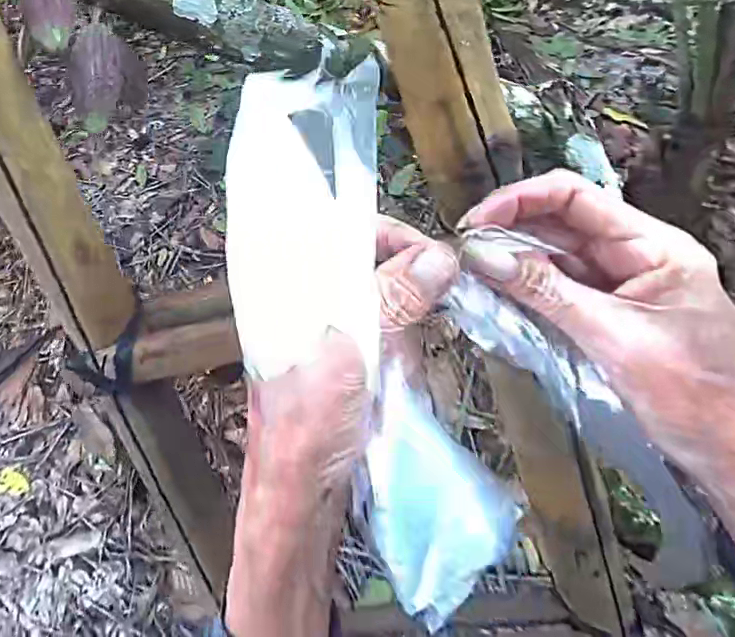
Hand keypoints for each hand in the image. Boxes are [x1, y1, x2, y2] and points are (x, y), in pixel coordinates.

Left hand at [225, 220, 457, 636]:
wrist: (297, 501)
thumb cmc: (308, 428)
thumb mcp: (350, 357)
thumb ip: (392, 302)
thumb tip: (437, 256)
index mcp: (293, 288)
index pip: (341, 233)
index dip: (388, 234)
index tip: (433, 253)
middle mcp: (309, 301)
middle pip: (366, 259)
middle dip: (407, 269)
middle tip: (442, 285)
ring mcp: (330, 329)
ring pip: (381, 293)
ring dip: (410, 306)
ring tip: (429, 321)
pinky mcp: (348, 357)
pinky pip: (386, 329)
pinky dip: (406, 337)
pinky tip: (411, 359)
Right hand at [461, 170, 734, 606]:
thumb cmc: (701, 403)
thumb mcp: (616, 342)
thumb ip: (546, 293)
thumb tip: (482, 256)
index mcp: (655, 246)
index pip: (575, 196)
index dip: (518, 200)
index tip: (475, 223)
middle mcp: (638, 255)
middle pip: (561, 223)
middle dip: (511, 231)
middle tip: (465, 252)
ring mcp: (624, 285)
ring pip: (557, 256)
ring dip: (515, 261)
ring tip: (473, 273)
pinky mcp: (613, 314)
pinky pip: (562, 288)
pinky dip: (530, 290)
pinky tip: (500, 297)